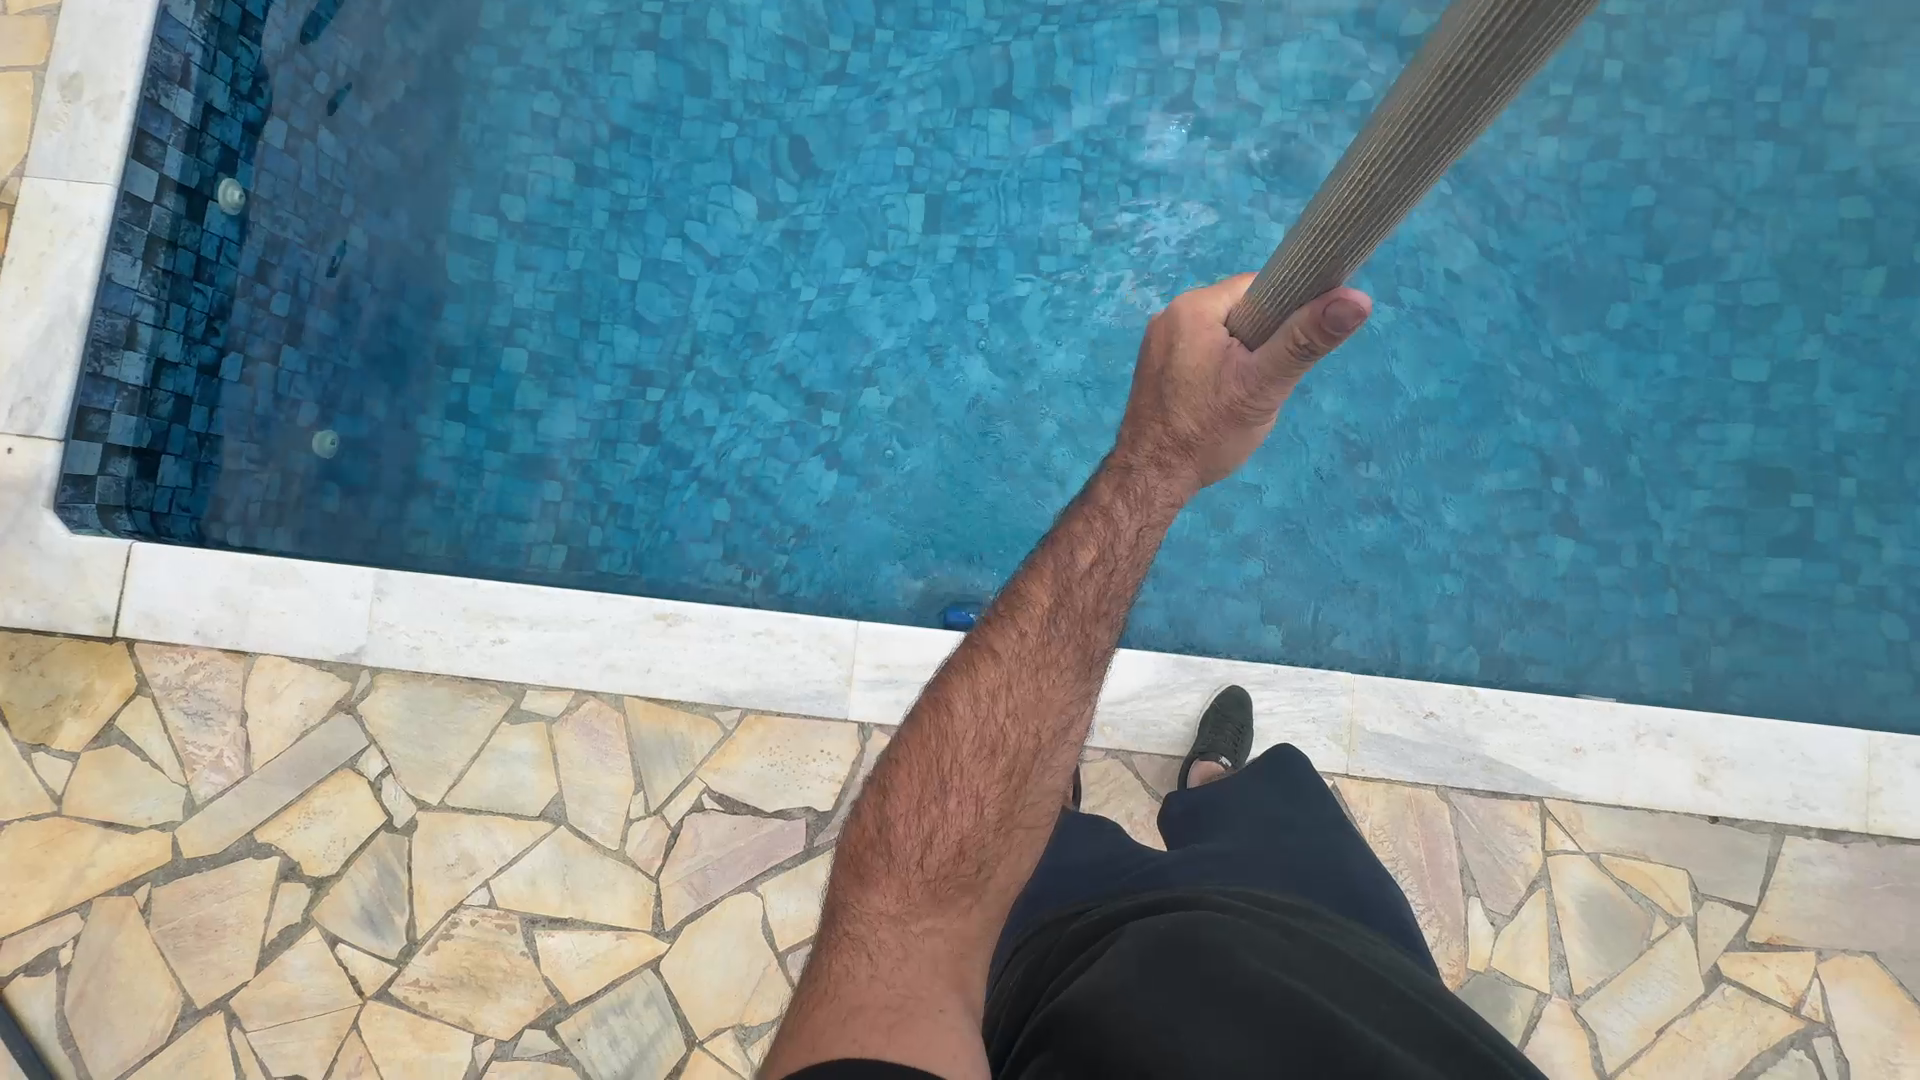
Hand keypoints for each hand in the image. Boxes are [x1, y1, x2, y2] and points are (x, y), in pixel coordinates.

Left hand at [1110, 275, 1369, 497]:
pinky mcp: (1155, 369)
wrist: (1150, 479)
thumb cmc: (1206, 432)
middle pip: (1240, 313)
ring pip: (1222, 337)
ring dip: (1241, 362)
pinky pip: (1200, 355)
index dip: (1287, 314)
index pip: (1259, 287)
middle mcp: (1168, 317)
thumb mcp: (1264, 385)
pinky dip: (1218, 373)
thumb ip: (1307, 340)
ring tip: (1240, 397)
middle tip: (1263, 383)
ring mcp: (1157, 344)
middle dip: (1262, 344)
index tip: (1292, 349)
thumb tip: (1358, 299)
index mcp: (1192, 307)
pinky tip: (1218, 403)